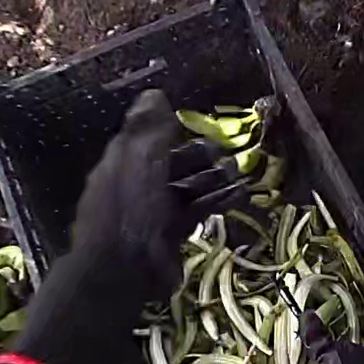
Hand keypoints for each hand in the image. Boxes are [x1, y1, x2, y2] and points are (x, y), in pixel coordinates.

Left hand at [13, 89, 242, 363]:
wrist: (123, 271)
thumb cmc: (129, 208)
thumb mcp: (138, 159)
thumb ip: (149, 128)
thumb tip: (155, 92)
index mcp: (124, 162)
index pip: (149, 138)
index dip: (174, 129)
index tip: (202, 125)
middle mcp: (138, 184)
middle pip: (173, 163)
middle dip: (202, 155)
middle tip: (228, 152)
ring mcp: (156, 211)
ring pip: (189, 186)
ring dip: (214, 177)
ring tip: (239, 172)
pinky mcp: (172, 233)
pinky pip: (198, 210)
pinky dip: (219, 201)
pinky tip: (240, 194)